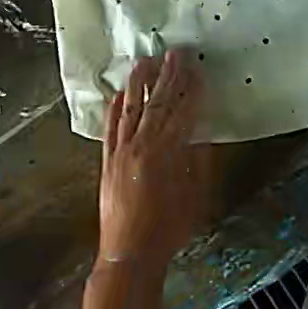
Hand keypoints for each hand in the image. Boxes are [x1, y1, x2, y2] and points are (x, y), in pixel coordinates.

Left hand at [98, 50, 210, 272]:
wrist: (129, 255)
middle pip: (158, 102)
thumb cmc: (168, 229)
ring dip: (139, 82)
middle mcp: (141, 145)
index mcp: (166, 153)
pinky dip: (115, 108)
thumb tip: (200, 131)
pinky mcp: (107, 160)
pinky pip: (110, 127)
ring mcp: (121, 150)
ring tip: (145, 60)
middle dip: (169, 76)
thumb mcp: (194, 195)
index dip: (192, 89)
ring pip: (131, 108)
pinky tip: (119, 93)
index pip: (183, 111)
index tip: (197, 69)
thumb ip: (198, 160)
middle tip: (176, 53)